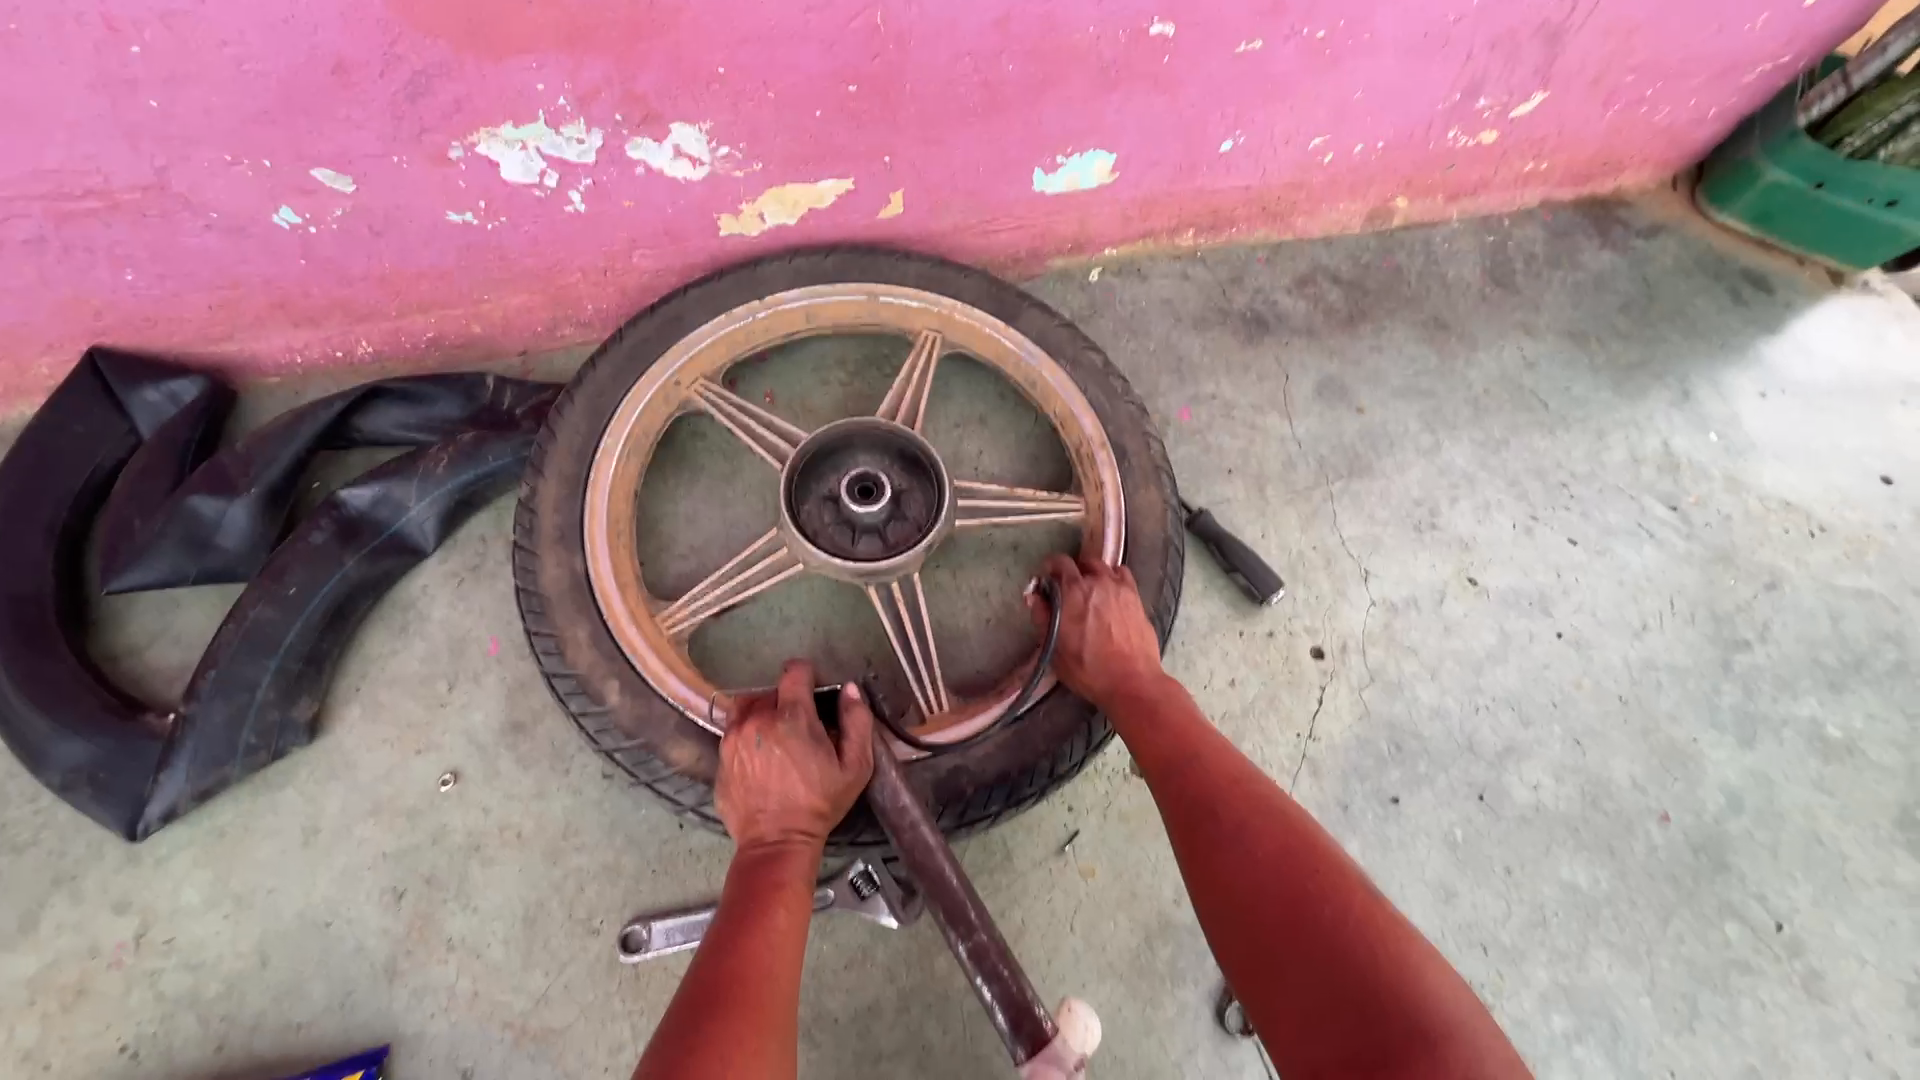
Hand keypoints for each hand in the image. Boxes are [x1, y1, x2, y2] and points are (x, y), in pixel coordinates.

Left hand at [715, 660, 875, 852]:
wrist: (776, 842)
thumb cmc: (820, 803)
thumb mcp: (855, 766)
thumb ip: (857, 721)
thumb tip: (849, 689)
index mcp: (792, 716)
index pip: (795, 671)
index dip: (807, 675)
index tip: (814, 689)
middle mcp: (757, 719)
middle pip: (770, 689)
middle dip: (786, 698)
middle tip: (800, 722)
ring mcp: (733, 737)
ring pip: (748, 705)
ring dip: (762, 711)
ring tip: (776, 733)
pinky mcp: (720, 755)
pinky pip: (734, 730)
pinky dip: (748, 733)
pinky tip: (762, 755)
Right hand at [1028, 553, 1166, 708]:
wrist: (1131, 681)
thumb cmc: (1088, 669)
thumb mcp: (1054, 649)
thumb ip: (1042, 618)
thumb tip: (1034, 598)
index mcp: (1072, 592)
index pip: (1059, 562)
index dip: (1050, 568)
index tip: (1047, 579)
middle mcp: (1097, 582)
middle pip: (1082, 563)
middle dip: (1072, 571)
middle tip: (1067, 589)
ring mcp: (1119, 588)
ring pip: (1103, 567)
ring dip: (1093, 573)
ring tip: (1090, 589)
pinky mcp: (1136, 597)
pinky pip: (1122, 575)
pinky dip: (1113, 577)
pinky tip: (1111, 592)